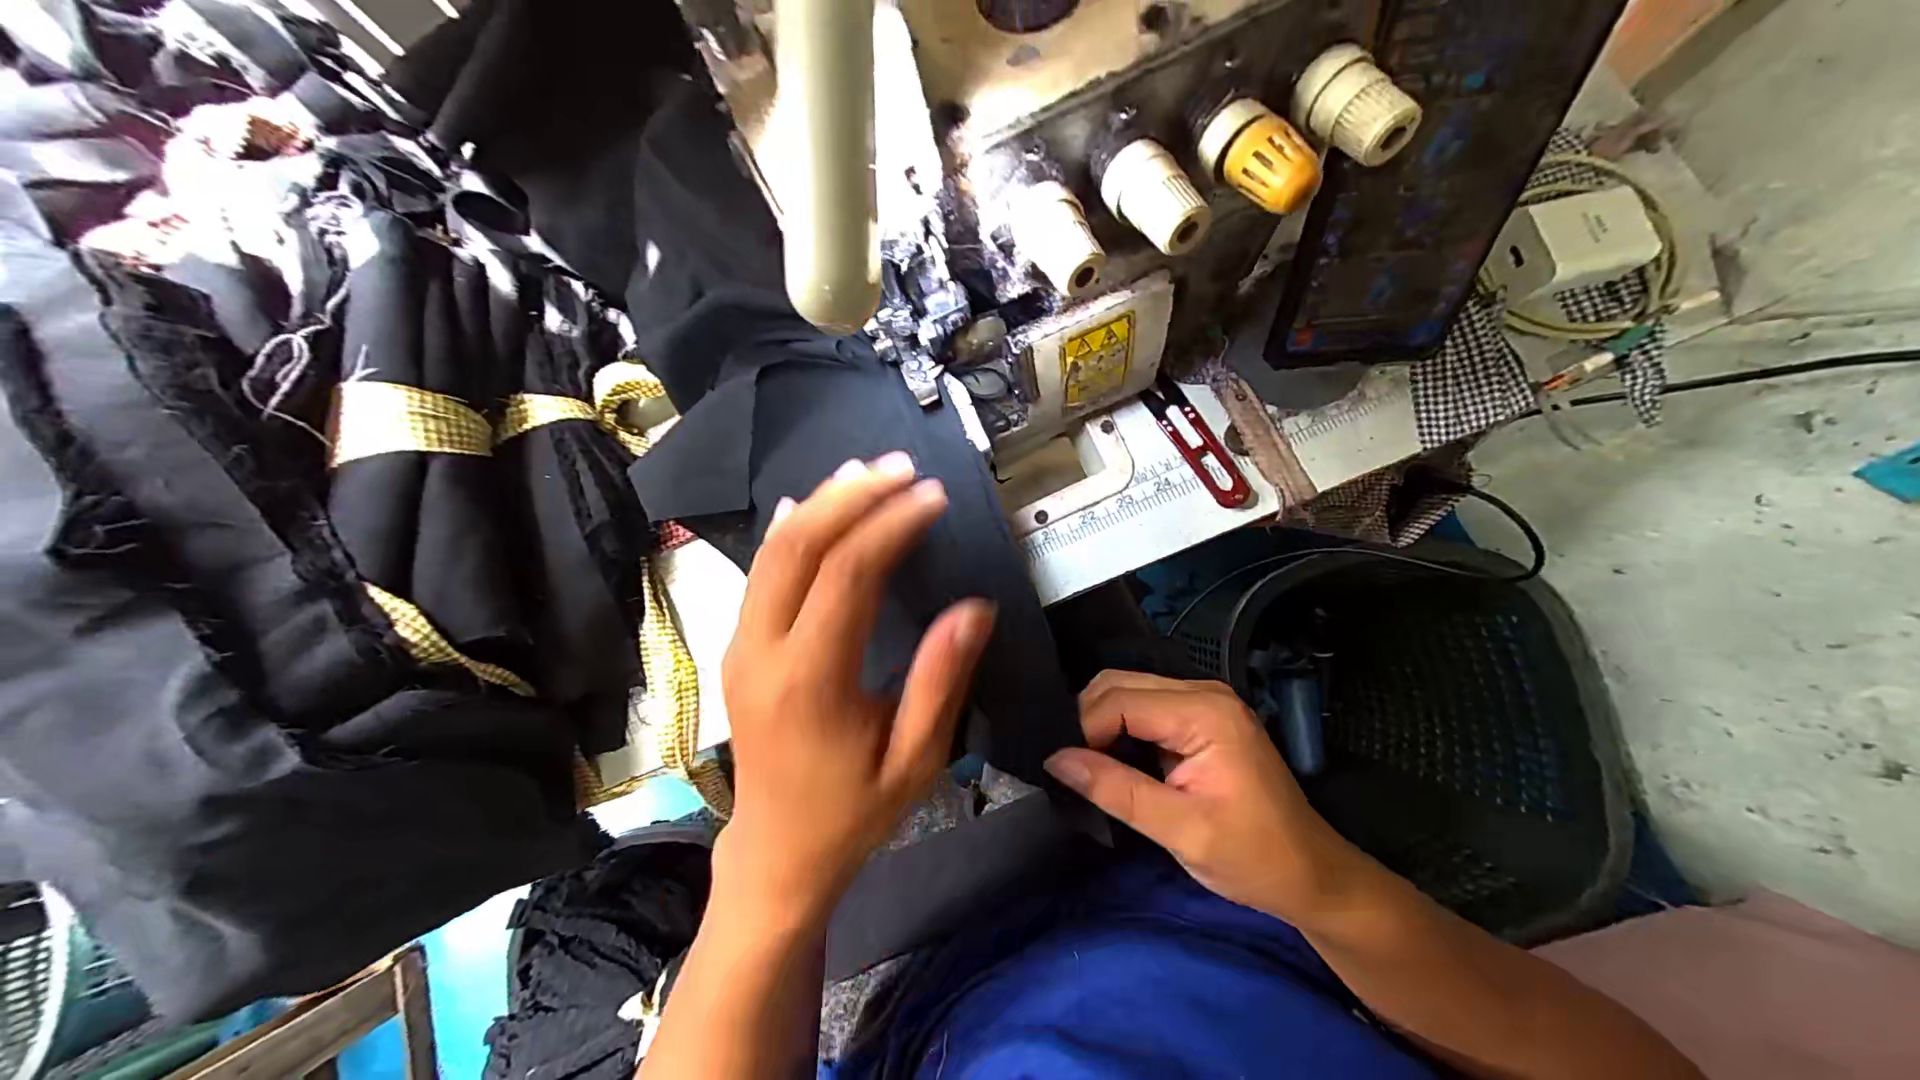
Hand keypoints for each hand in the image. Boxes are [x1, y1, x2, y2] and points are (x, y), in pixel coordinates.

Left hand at [717, 452, 996, 924]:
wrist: (776, 850)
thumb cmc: (852, 811)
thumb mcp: (914, 759)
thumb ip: (941, 681)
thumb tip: (975, 607)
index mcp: (810, 681)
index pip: (848, 574)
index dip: (891, 525)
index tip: (933, 497)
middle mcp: (763, 651)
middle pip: (799, 546)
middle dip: (852, 496)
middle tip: (902, 468)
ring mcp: (741, 645)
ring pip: (774, 551)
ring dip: (821, 503)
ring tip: (867, 473)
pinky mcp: (739, 646)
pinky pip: (762, 574)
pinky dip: (789, 531)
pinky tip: (810, 504)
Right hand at [1044, 671, 1377, 927]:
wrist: (1312, 876)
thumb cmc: (1254, 857)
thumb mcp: (1181, 831)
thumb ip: (1116, 790)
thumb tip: (1056, 760)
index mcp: (1205, 713)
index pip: (1119, 701)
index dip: (1083, 731)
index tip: (1065, 771)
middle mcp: (1204, 693)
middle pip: (1119, 684)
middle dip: (1087, 720)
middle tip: (1071, 767)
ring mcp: (1204, 701)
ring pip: (1127, 691)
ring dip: (1100, 722)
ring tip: (1087, 765)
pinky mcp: (1200, 717)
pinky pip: (1144, 706)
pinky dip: (1119, 727)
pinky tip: (1112, 759)